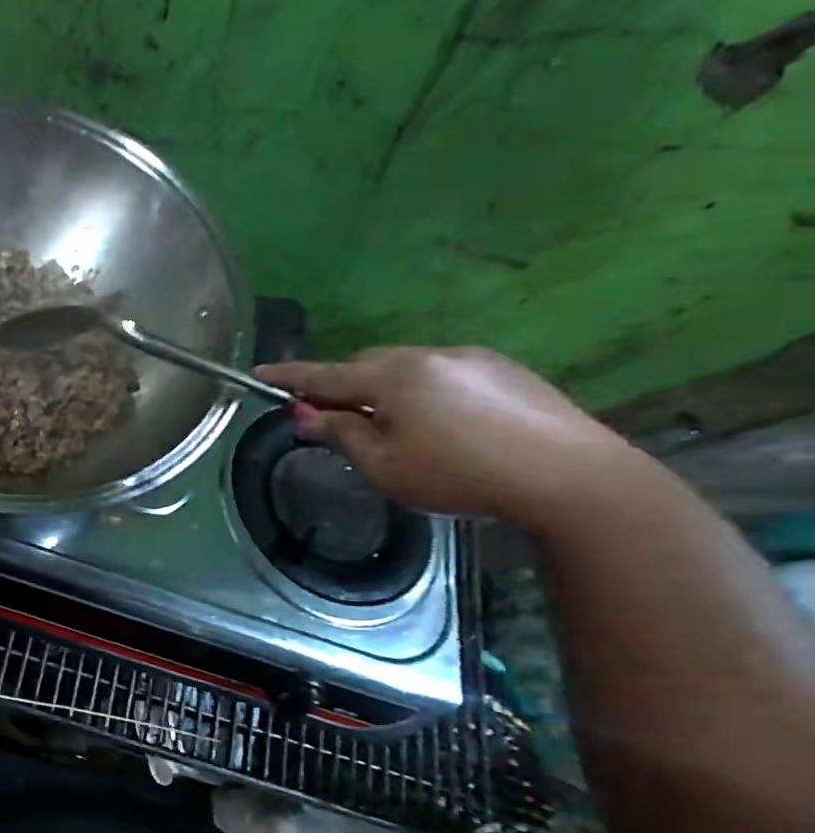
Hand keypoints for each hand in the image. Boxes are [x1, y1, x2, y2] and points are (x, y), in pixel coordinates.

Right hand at [254, 346, 645, 529]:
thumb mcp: (383, 465)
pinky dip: (417, 390)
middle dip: (339, 383)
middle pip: (365, 362)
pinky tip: (432, 423)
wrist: (570, 476)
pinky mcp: (504, 371)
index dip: (290, 376)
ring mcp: (472, 359)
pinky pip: (439, 372)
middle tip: (325, 415)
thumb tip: (309, 417)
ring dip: (380, 387)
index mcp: (394, 377)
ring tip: (382, 424)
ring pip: (404, 365)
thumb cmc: (458, 475)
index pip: (326, 374)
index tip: (261, 372)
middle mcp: (430, 356)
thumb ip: (342, 435)